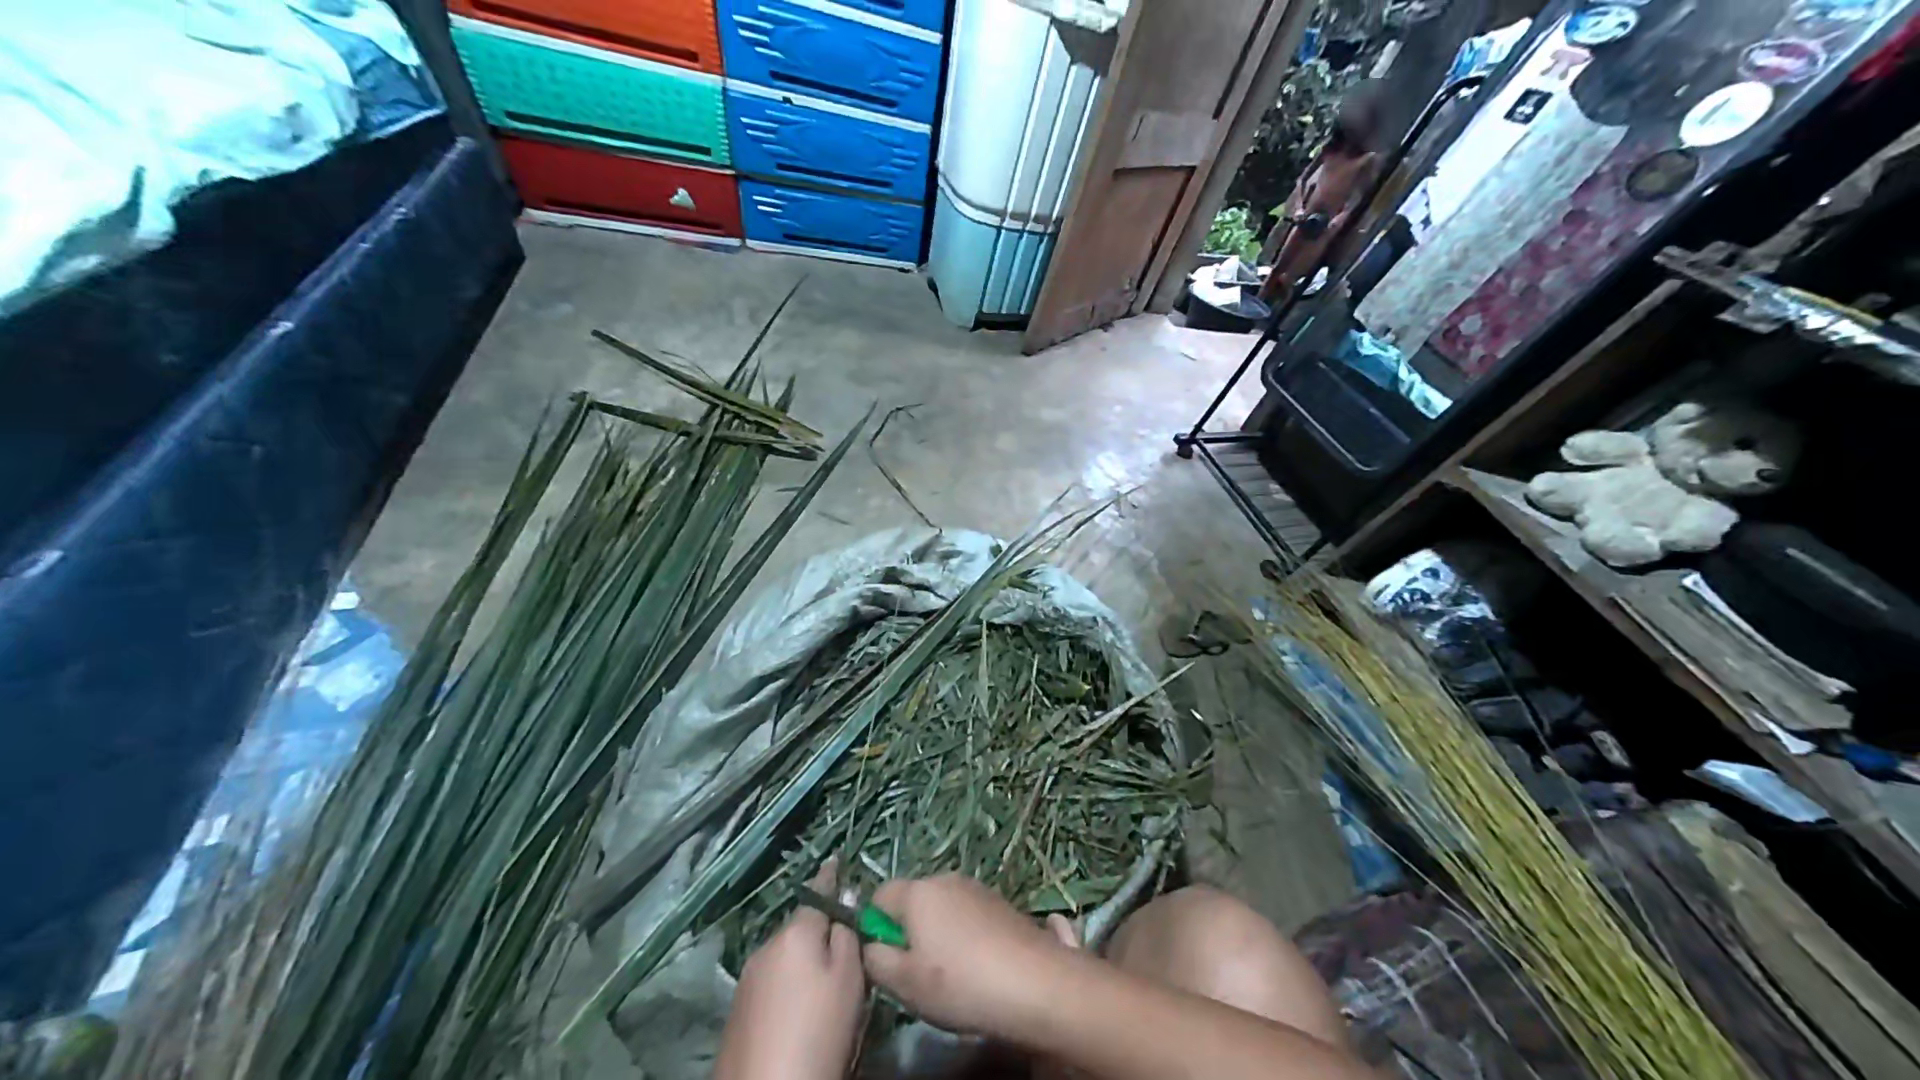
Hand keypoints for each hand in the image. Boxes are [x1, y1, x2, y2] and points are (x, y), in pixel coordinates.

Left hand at [716, 861, 865, 1079]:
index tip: (836, 859)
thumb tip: (845, 900)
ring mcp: (747, 979)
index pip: (817, 893)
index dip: (829, 877)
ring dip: (803, 960)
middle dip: (820, 931)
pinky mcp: (738, 1010)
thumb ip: (848, 935)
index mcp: (794, 933)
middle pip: (800, 928)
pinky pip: (772, 981)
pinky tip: (799, 1010)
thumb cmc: (818, 1030)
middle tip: (846, 948)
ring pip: (785, 955)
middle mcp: (766, 946)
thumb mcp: (849, 979)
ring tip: (825, 985)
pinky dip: (788, 985)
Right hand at [860, 874, 1076, 1041]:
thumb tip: (872, 946)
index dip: (876, 925)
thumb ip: (876, 960)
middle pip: (913, 900)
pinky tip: (979, 967)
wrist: (1034, 981)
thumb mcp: (904, 983)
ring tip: (952, 975)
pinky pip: (969, 915)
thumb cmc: (960, 982)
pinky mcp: (1001, 903)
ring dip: (939, 934)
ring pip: (943, 908)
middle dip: (910, 930)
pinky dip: (966, 936)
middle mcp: (946, 879)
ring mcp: (977, 888)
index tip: (888, 957)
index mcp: (918, 892)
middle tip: (919, 972)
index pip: (880, 895)